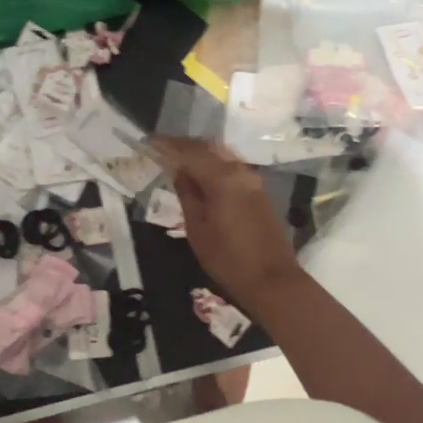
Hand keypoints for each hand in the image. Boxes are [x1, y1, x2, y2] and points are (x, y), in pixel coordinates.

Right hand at [154, 137, 303, 309]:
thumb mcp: (197, 229)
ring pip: (223, 155)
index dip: (168, 145)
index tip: (150, 143)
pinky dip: (215, 165)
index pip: (190, 151)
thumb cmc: (228, 259)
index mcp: (222, 177)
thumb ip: (187, 195)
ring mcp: (253, 180)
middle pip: (210, 147)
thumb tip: (179, 171)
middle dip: (186, 145)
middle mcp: (240, 171)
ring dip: (201, 153)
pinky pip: (233, 167)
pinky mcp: (260, 192)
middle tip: (163, 148)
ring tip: (179, 161)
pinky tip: (202, 176)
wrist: (272, 279)